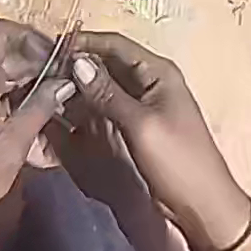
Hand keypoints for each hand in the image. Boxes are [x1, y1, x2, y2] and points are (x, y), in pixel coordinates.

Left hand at [0, 19, 73, 250]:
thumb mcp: (15, 139)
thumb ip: (41, 105)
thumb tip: (65, 82)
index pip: (2, 32)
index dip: (31, 36)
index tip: (54, 54)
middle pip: (5, 54)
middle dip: (36, 63)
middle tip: (63, 80)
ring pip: (1, 75)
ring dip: (28, 83)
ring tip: (55, 99)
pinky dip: (15, 99)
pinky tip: (36, 117)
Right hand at [69, 31, 250, 250]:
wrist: (205, 209)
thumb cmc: (177, 161)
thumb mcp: (141, 126)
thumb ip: (108, 94)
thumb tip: (77, 62)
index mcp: (157, 71)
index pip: (116, 44)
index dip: (86, 41)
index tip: (53, 46)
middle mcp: (150, 80)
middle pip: (109, 61)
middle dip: (80, 63)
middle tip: (45, 69)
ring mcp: (144, 103)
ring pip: (106, 84)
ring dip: (81, 85)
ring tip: (49, 88)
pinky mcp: (137, 125)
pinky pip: (109, 105)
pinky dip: (89, 105)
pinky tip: (66, 110)